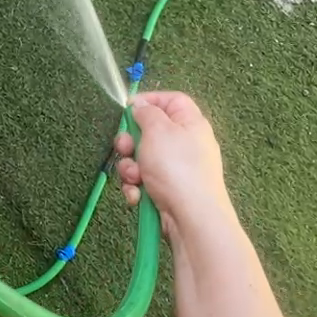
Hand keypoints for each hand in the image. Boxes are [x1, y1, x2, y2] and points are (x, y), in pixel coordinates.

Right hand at [115, 91, 232, 232]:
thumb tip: (140, 106)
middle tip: (125, 148)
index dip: (149, 100)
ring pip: (140, 158)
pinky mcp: (166, 189)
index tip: (127, 108)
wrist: (191, 217)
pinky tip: (138, 195)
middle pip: (149, 131)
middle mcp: (184, 144)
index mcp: (190, 123)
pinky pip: (143, 180)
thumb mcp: (157, 130)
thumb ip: (145, 112)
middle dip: (130, 141)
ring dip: (129, 168)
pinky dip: (136, 186)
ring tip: (134, 178)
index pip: (171, 100)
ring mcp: (176, 168)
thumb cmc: (177, 169)